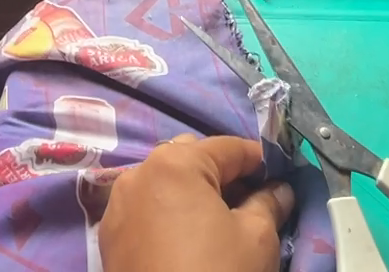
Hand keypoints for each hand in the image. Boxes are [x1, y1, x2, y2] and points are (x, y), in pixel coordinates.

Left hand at [98, 135, 295, 271]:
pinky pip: (145, 210)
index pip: (226, 148)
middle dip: (221, 174)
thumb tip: (280, 189)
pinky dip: (167, 214)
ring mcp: (118, 206)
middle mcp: (139, 173)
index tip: (278, 174)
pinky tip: (187, 240)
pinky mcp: (108, 239)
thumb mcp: (256, 239)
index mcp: (175, 162)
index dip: (257, 160)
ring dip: (192, 193)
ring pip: (164, 183)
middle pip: (191, 158)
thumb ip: (268, 204)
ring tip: (218, 222)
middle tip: (250, 200)